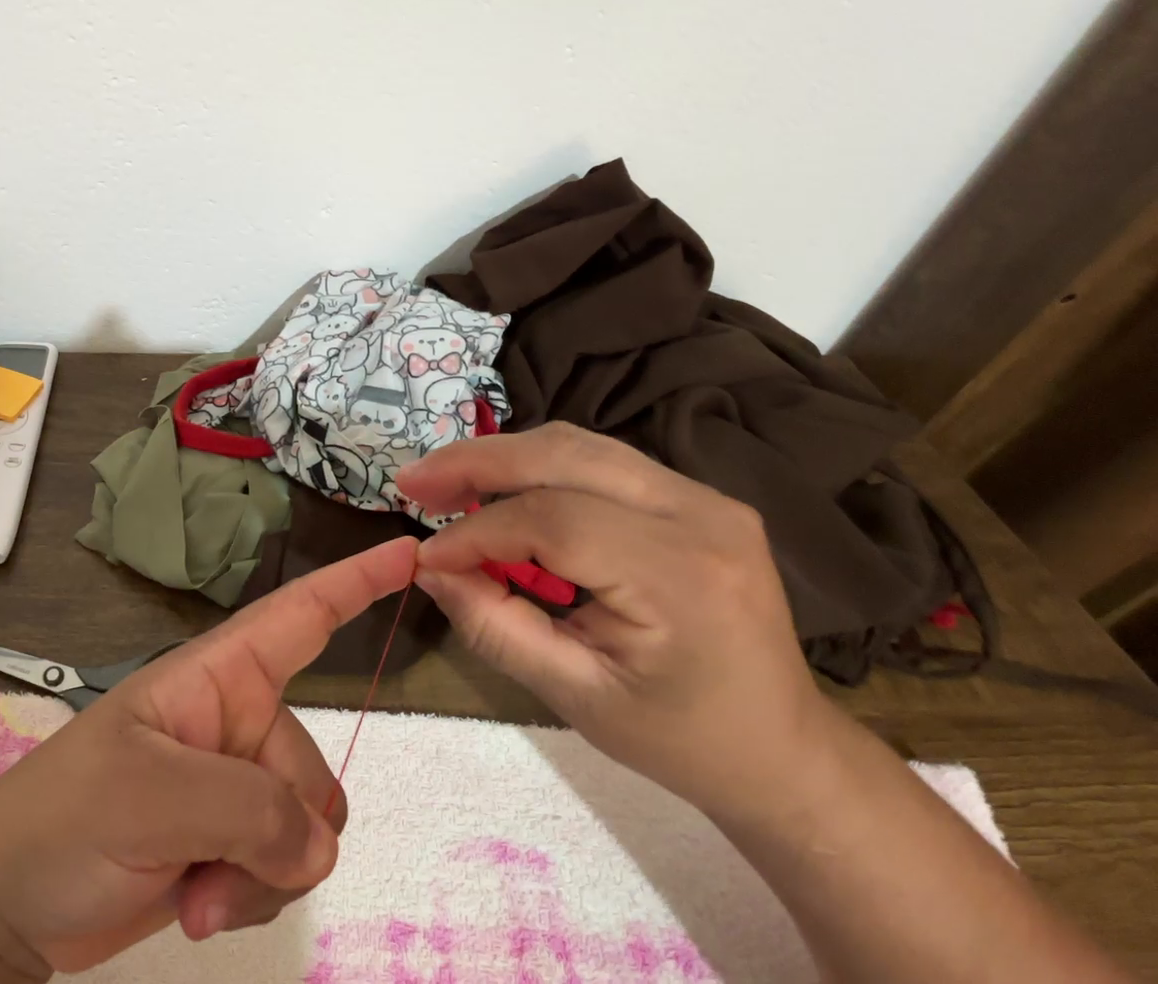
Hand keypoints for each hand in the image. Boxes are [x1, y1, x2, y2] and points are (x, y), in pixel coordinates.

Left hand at [0, 536, 418, 977]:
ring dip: (265, 874)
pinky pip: (286, 869)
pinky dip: (254, 898)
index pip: (295, 618)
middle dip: (284, 826)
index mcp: (212, 681)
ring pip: (307, 828)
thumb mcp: (150, 796)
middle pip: (312, 766)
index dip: (355, 583)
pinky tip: (197, 909)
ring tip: (196, 890)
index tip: (411, 554)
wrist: (6, 906)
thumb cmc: (61, 820)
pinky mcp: (226, 847)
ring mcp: (229, 790)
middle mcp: (231, 727)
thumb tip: (315, 844)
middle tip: (218, 860)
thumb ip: (251, 808)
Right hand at [396, 423, 830, 817]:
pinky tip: (500, 492)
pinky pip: (603, 462)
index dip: (477, 532)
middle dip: (478, 461)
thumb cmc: (678, 738)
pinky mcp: (699, 498)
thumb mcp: (573, 695)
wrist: (779, 747)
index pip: (555, 519)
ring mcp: (708, 498)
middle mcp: (702, 515)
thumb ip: (495, 625)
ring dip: (504, 457)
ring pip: (582, 445)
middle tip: (413, 481)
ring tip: (444, 482)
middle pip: (566, 454)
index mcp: (681, 575)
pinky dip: (539, 470)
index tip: (424, 558)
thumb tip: (429, 567)